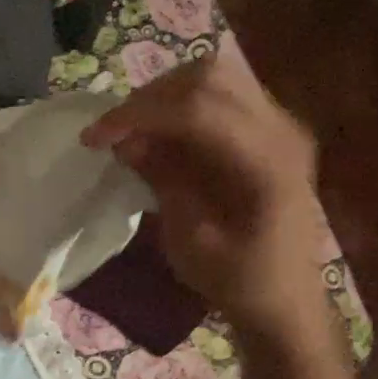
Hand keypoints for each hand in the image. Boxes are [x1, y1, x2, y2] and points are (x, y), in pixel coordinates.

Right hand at [83, 48, 327, 338]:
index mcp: (265, 161)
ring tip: (130, 129)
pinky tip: (157, 136)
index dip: (137, 114)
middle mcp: (280, 129)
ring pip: (216, 78)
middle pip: (209, 78)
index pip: (196, 109)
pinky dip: (181, 106)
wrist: (285, 300)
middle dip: (148, 97)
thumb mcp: (189, 240)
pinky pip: (222, 96)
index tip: (92, 137)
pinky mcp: (270, 131)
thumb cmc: (236, 280)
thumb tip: (125, 142)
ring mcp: (280, 126)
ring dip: (164, 96)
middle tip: (109, 130)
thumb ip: (162, 181)